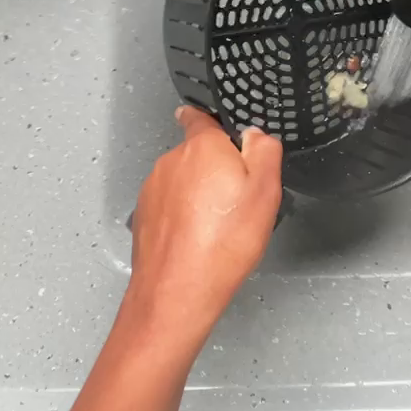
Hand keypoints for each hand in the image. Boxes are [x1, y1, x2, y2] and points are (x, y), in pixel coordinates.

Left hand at [127, 107, 282, 336]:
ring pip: (184, 179)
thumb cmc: (223, 244)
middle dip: (217, 168)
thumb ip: (265, 150)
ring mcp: (153, 188)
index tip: (226, 135)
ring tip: (221, 225)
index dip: (217, 124)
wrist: (176, 293)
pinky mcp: (145, 215)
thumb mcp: (265, 191)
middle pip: (199, 153)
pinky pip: (171, 204)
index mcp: (202, 146)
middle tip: (239, 198)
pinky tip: (201, 239)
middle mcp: (172, 161)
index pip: (201, 116)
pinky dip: (185, 215)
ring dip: (201, 193)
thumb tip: (255, 135)